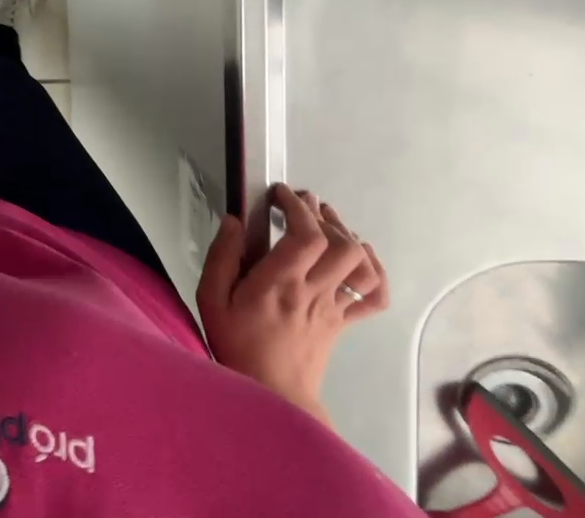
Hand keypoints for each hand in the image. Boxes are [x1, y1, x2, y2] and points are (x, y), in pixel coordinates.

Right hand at [197, 184, 389, 423]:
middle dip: (323, 215)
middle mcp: (313, 292)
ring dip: (348, 236)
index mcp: (278, 284)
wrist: (272, 391)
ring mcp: (334, 307)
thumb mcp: (210, 297)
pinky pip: (374, 295)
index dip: (298, 207)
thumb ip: (221, 256)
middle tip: (301, 202)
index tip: (280, 193)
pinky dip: (374, 270)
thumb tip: (234, 221)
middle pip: (341, 245)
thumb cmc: (235, 341)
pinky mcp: (344, 321)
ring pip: (361, 265)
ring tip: (326, 221)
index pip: (306, 236)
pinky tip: (359, 256)